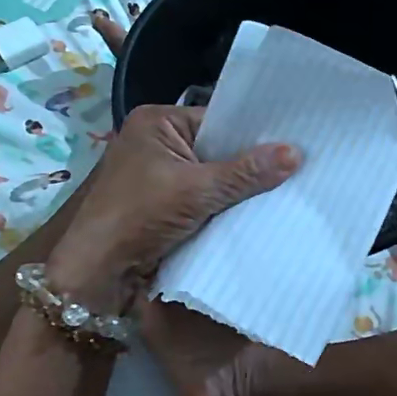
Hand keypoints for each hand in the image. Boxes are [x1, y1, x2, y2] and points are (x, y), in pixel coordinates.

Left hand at [46, 14, 300, 305]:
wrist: (95, 276)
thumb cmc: (137, 217)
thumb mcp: (197, 190)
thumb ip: (246, 171)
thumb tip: (297, 152)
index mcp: (157, 122)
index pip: (219, 120)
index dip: (255, 133)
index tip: (296, 141)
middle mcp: (158, 141)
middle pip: (220, 147)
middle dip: (252, 162)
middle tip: (301, 164)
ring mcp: (160, 174)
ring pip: (216, 175)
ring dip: (241, 187)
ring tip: (290, 186)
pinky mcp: (165, 204)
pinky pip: (207, 197)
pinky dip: (228, 205)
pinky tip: (261, 209)